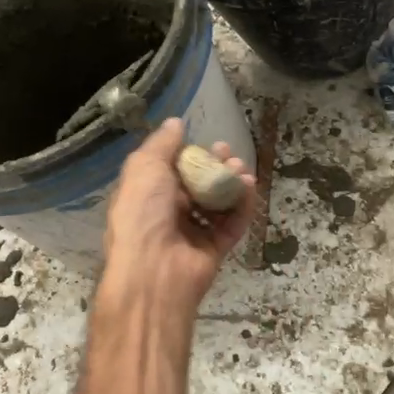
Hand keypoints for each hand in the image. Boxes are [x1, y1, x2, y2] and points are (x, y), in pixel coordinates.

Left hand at [100, 118, 256, 312]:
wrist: (153, 271)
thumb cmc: (143, 214)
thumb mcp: (144, 168)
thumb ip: (162, 144)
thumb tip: (176, 123)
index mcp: (148, 196)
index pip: (173, 170)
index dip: (191, 154)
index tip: (207, 141)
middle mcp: (169, 214)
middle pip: (199, 185)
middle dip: (215, 166)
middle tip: (229, 153)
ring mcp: (193, 233)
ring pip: (218, 203)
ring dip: (231, 183)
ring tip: (241, 168)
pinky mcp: (214, 250)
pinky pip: (232, 224)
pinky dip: (243, 205)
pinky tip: (250, 187)